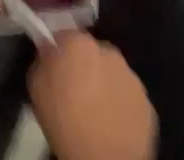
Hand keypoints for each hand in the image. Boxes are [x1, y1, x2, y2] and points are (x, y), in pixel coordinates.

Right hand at [29, 32, 157, 159]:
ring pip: (111, 73)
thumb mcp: (36, 87)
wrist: (105, 159)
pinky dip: (118, 102)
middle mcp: (109, 53)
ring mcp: (132, 77)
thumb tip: (49, 54)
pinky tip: (109, 121)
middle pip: (91, 52)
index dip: (57, 50)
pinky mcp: (147, 102)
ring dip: (102, 83)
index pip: (64, 35)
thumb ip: (43, 62)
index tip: (52, 65)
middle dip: (82, 65)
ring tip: (93, 108)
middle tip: (72, 88)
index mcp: (79, 44)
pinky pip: (126, 95)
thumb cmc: (64, 120)